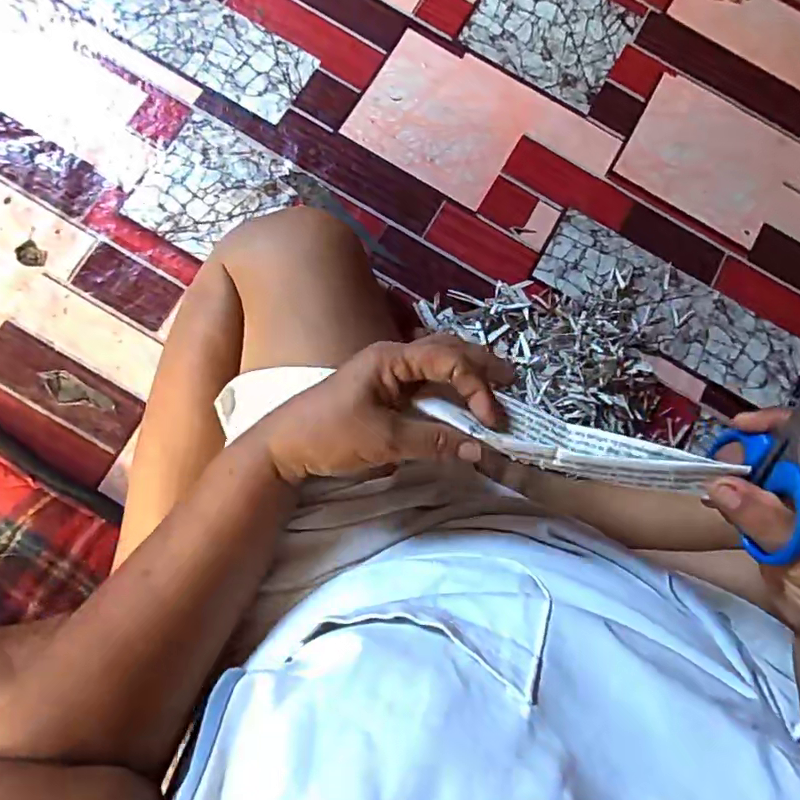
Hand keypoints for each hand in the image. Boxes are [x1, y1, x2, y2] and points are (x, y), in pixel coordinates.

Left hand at [253, 335, 513, 483]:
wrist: (285, 445)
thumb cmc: (328, 434)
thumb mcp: (383, 440)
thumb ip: (433, 441)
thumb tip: (480, 450)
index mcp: (390, 357)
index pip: (447, 359)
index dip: (476, 386)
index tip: (492, 420)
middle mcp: (392, 357)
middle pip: (446, 349)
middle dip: (481, 363)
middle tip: (513, 380)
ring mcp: (388, 373)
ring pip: (437, 363)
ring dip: (468, 372)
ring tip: (498, 382)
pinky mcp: (385, 392)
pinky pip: (426, 382)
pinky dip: (450, 388)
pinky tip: (463, 398)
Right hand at [705, 410, 799, 680]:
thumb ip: (768, 521)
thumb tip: (721, 484)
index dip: (792, 423)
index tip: (746, 427)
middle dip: (760, 448)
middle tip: (724, 459)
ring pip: (775, 464)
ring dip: (745, 470)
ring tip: (721, 482)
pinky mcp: (792, 514)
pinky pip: (761, 488)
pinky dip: (739, 490)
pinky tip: (722, 498)